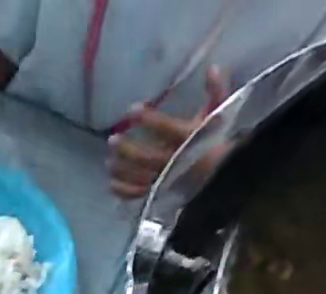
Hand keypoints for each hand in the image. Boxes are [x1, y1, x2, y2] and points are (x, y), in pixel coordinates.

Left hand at [108, 66, 229, 199]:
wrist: (217, 175)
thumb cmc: (212, 141)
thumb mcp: (215, 115)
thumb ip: (215, 92)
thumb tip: (213, 67)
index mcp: (186, 139)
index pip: (165, 128)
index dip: (148, 119)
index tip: (132, 110)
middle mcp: (173, 161)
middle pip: (146, 157)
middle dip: (127, 149)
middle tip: (112, 139)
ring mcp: (165, 179)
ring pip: (139, 177)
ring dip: (122, 169)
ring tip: (109, 160)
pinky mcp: (160, 192)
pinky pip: (140, 194)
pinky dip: (124, 191)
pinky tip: (111, 183)